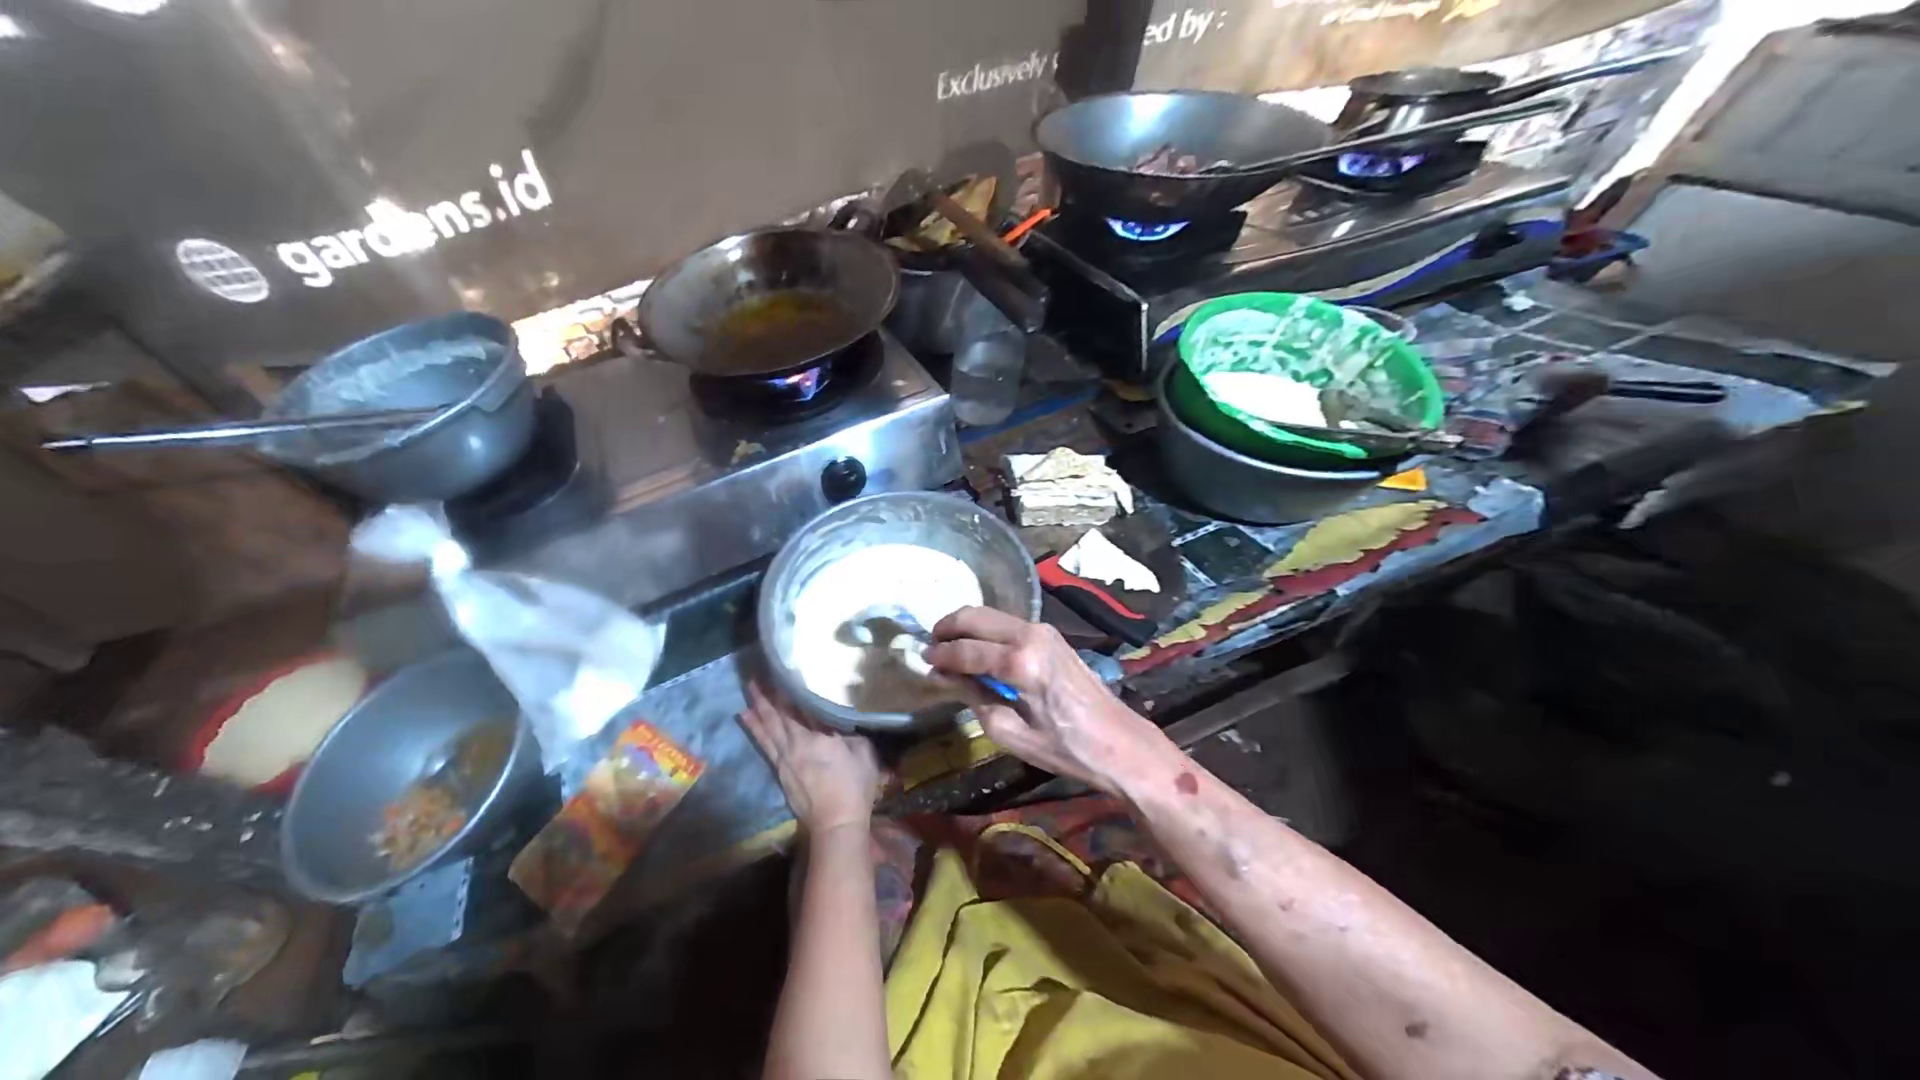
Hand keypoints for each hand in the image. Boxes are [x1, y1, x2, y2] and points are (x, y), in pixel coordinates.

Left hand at [739, 680, 880, 833]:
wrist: (836, 822)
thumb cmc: (854, 787)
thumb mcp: (863, 753)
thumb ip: (849, 733)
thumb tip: (840, 723)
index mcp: (818, 736)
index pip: (801, 706)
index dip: (791, 689)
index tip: (784, 671)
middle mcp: (796, 743)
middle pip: (779, 714)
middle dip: (769, 694)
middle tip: (758, 675)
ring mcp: (785, 758)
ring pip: (767, 727)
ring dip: (758, 707)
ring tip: (749, 690)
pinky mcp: (780, 771)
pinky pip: (764, 744)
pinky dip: (754, 729)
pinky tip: (746, 719)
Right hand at [925, 607, 1175, 793]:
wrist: (1119, 742)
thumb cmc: (1064, 748)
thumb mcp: (1010, 732)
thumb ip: (973, 697)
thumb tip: (943, 675)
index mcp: (1020, 663)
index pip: (966, 650)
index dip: (940, 655)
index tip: (922, 661)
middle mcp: (1031, 635)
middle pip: (975, 616)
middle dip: (947, 628)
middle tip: (930, 647)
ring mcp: (1044, 630)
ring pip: (991, 614)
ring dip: (966, 626)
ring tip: (948, 648)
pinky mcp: (1052, 634)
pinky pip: (1007, 622)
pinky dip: (986, 630)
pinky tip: (978, 649)